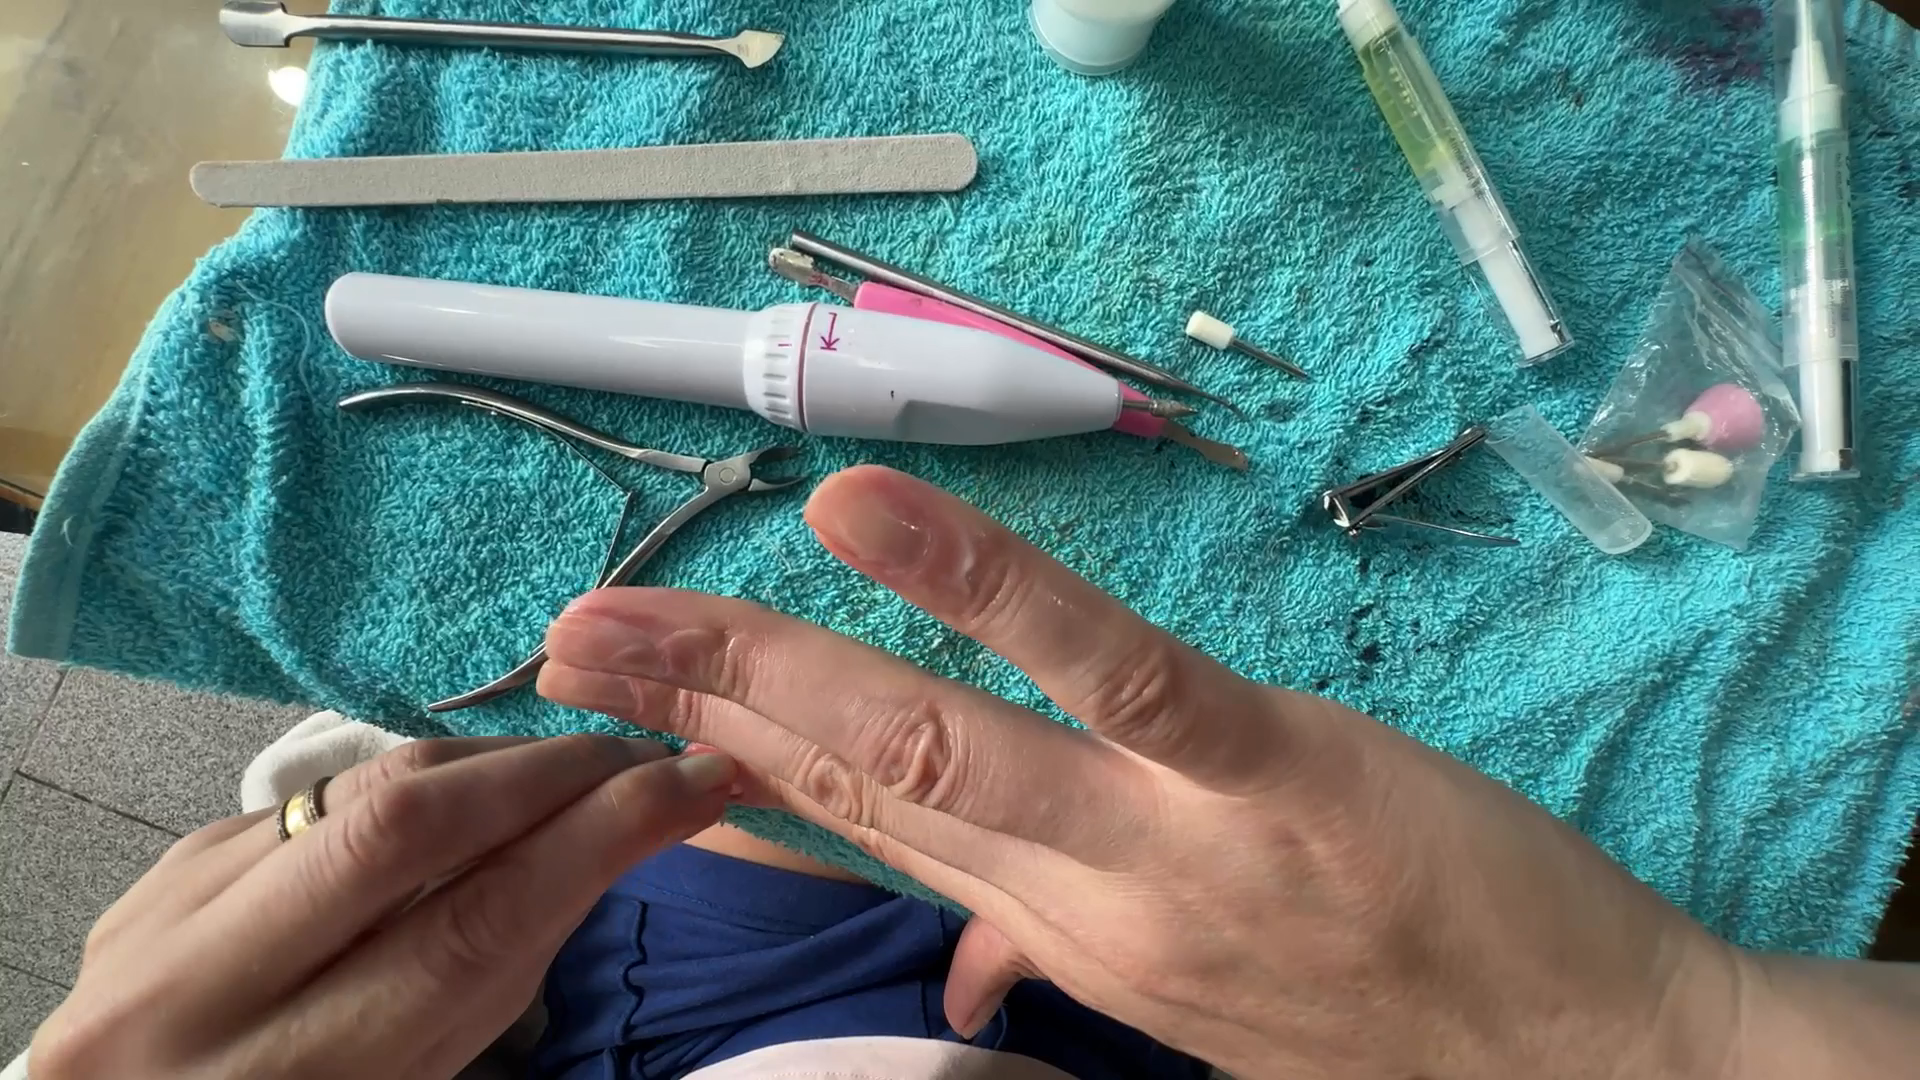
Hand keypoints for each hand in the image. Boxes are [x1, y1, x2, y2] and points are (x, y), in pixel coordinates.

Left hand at [29, 736, 735, 1078]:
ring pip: (379, 779)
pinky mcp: (173, 854)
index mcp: (295, 1078)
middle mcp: (193, 994)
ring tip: (579, 764)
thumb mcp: (448, 1050)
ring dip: (510, 758)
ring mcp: (165, 908)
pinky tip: (486, 785)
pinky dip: (443, 772)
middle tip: (644, 752)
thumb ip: (531, 932)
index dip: (606, 832)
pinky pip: (344, 781)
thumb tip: (648, 807)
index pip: (482, 922)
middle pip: (413, 823)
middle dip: (558, 770)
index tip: (699, 780)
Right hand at [538, 466, 1745, 1078]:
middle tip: (581, 641)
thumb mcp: (1187, 993)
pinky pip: (1098, 668)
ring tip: (660, 606)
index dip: (735, 758)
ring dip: (784, 662)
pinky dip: (977, 585)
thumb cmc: (1364, 1004)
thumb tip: (961, 954)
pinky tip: (863, 513)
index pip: (859, 824)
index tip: (638, 700)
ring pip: (936, 740)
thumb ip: (1055, 937)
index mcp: (1052, 922)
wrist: (1585, 1068)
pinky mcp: (1253, 765)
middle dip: (706, 702)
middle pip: (856, 779)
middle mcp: (1071, 888)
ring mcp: (1159, 832)